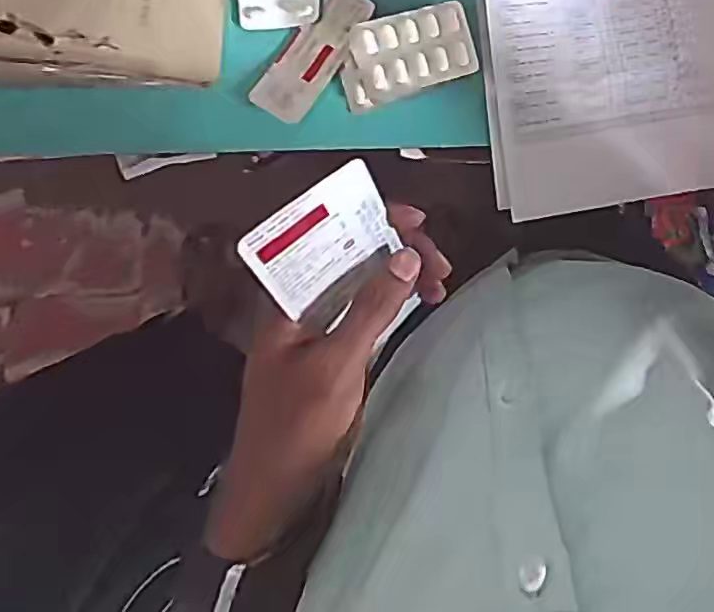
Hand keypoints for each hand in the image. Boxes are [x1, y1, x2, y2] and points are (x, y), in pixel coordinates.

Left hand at [204, 204, 450, 560]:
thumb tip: (406, 255)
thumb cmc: (292, 430)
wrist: (273, 496)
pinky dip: (402, 294)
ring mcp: (324, 320)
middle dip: (400, 245)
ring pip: (370, 273)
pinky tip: (425, 297)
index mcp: (288, 296)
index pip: (328, 233)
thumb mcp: (335, 366)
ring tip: (440, 278)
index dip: (369, 216)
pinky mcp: (341, 340)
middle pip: (355, 249)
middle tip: (437, 260)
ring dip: (406, 269)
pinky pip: (375, 300)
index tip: (414, 219)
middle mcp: (305, 299)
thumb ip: (370, 307)